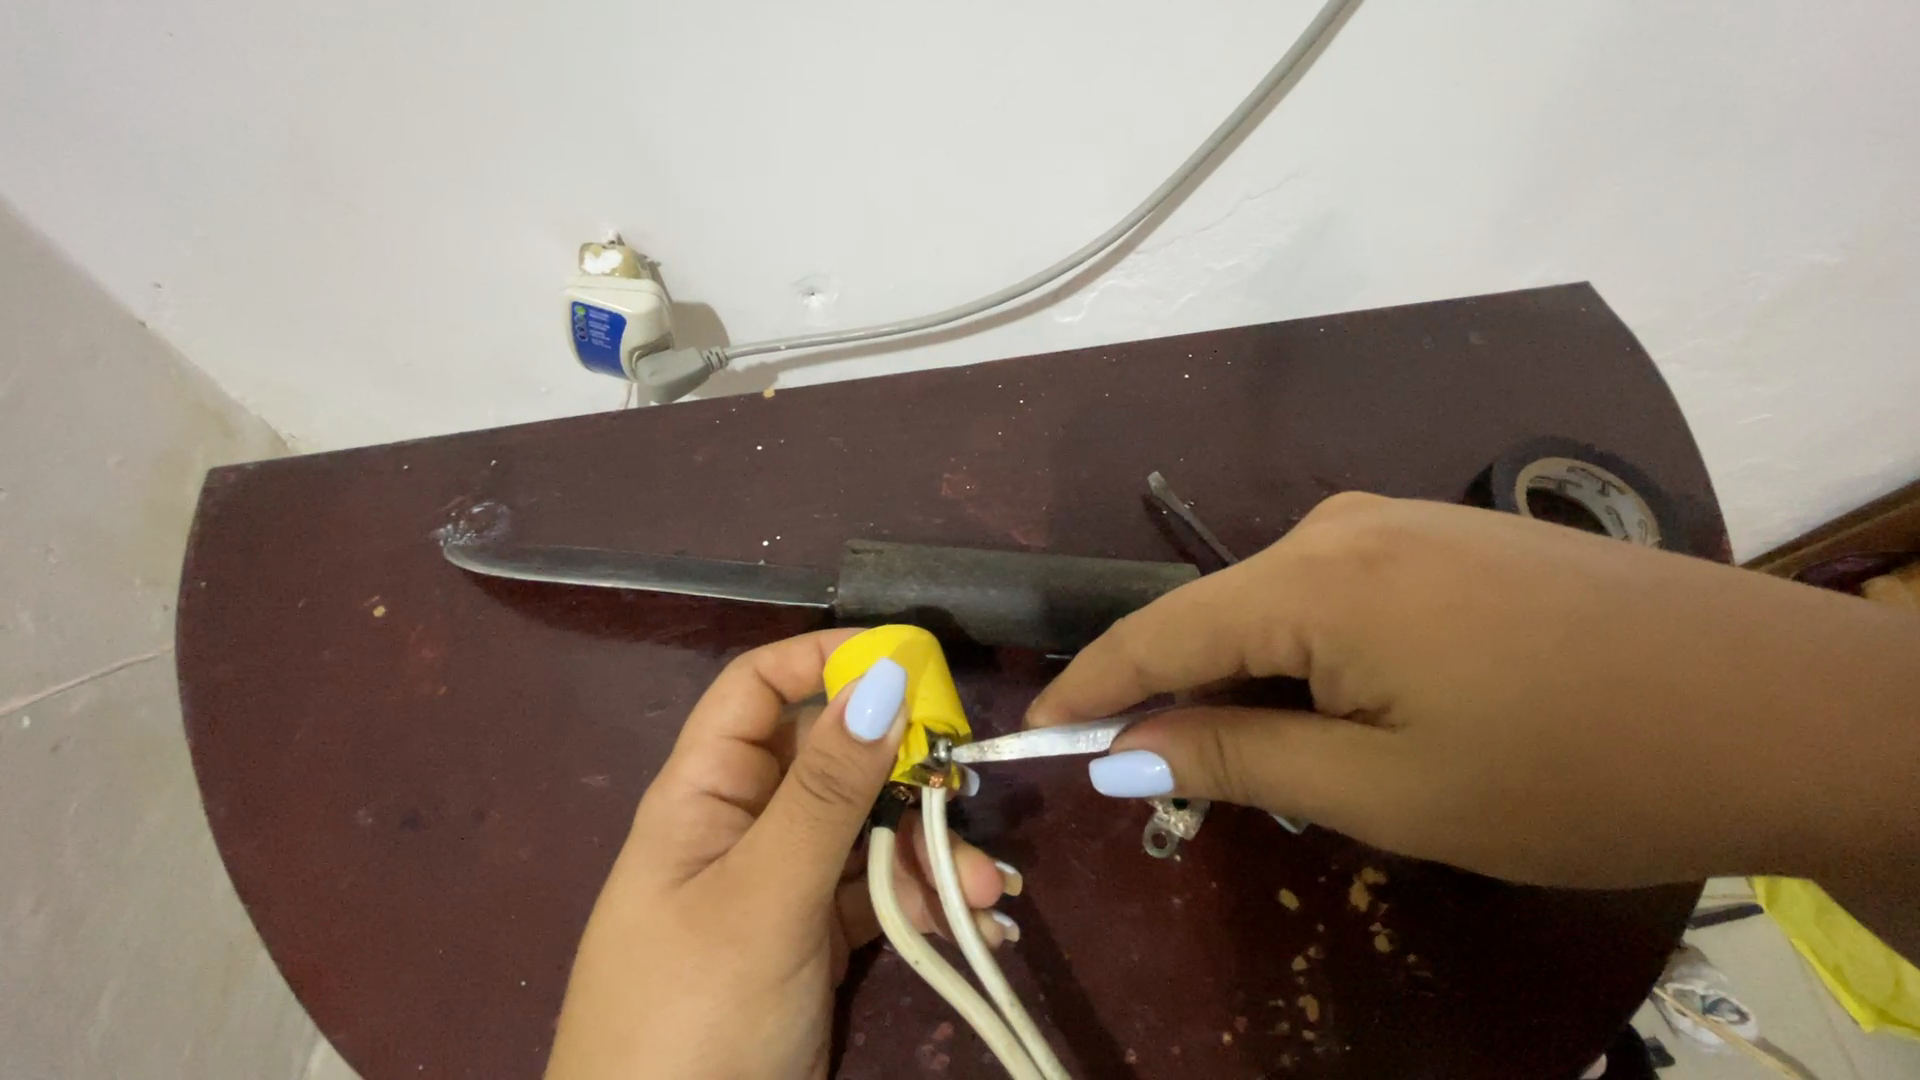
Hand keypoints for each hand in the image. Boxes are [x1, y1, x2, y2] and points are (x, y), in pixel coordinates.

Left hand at [547, 630, 1018, 1079]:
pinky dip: (923, 899)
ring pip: (867, 827)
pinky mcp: (818, 932)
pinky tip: (972, 923)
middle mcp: (748, 820)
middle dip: (903, 768)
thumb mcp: (764, 897)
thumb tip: (886, 678)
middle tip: (965, 785)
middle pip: (833, 755)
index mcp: (707, 791)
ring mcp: (785, 878)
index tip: (908, 659)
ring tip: (981, 889)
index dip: (824, 658)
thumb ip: (828, 790)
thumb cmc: (694, 1016)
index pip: (759, 687)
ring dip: (927, 848)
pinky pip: (878, 889)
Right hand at [1029, 494, 1919, 890]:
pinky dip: (1301, 655)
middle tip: (1163, 776)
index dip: (1090, 686)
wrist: (1797, 707)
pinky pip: (1325, 595)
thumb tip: (1120, 753)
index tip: (1036, 732)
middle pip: (1212, 616)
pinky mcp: (1433, 535)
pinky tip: (1346, 705)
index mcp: (1314, 580)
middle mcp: (1335, 526)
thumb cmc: (1577, 768)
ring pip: (1268, 607)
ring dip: (1247, 679)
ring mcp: (1389, 521)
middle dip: (1176, 694)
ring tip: (1272, 755)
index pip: (1158, 632)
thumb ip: (1236, 758)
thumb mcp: (1387, 790)